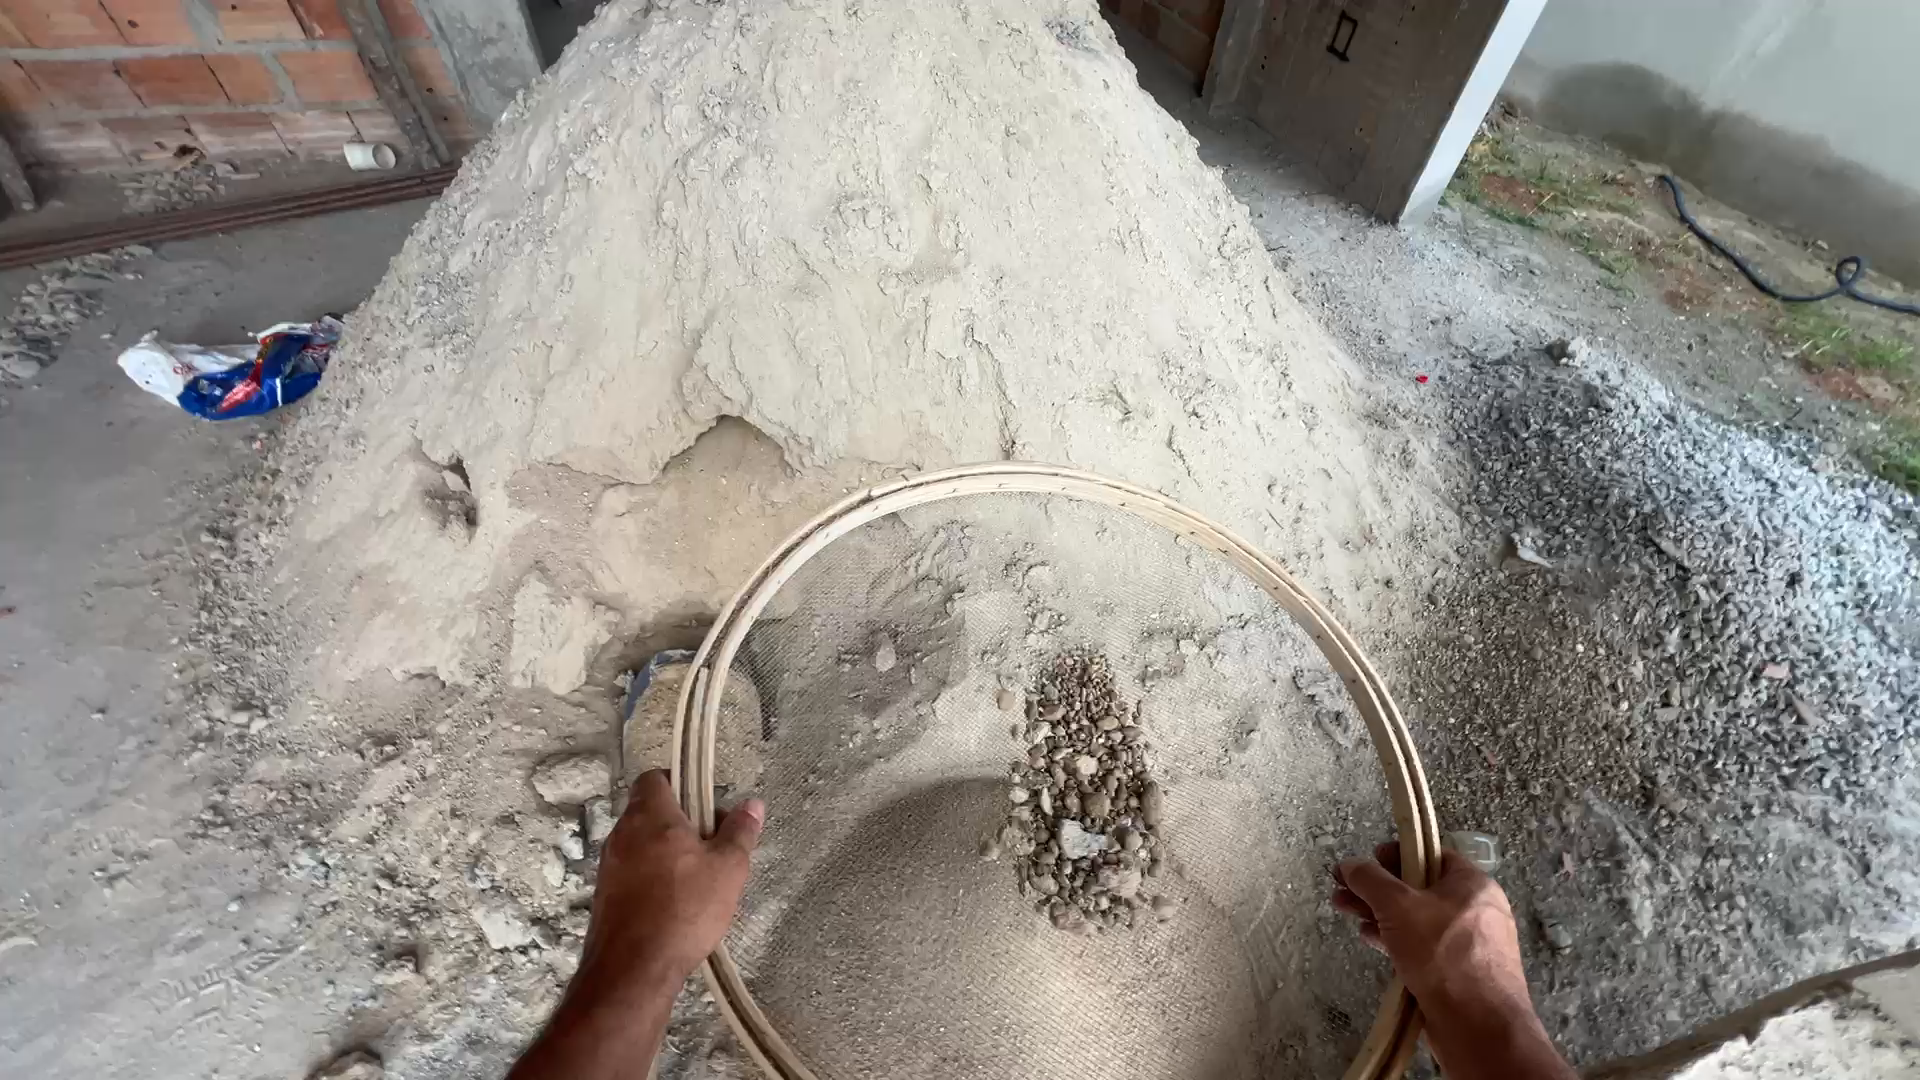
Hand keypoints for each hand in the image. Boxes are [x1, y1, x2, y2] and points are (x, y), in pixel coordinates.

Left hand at [509, 770, 762, 1079]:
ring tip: (700, 876)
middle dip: (683, 821)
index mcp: (649, 816)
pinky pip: (633, 871)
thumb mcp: (728, 867)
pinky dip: (653, 876)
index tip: (706, 802)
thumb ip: (740, 831)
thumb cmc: (684, 909)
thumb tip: (752, 804)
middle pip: (651, 811)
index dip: (681, 781)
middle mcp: (621, 835)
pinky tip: (678, 902)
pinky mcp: (604, 899)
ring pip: (643, 843)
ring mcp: (608, 868)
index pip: (655, 777)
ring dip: (668, 850)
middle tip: (713, 842)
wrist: (631, 975)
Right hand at [1333, 842, 1575, 1079]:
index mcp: (1472, 884)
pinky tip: (1369, 938)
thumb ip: (1369, 878)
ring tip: (1345, 911)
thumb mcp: (1396, 905)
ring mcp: (1469, 943)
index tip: (1367, 861)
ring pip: (1415, 916)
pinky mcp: (1459, 971)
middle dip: (1375, 886)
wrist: (1479, 1029)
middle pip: (1416, 886)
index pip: (1429, 854)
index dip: (1395, 853)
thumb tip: (1350, 864)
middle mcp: (1475, 909)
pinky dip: (1394, 937)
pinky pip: (1422, 944)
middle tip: (1344, 887)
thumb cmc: (1442, 954)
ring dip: (1378, 911)